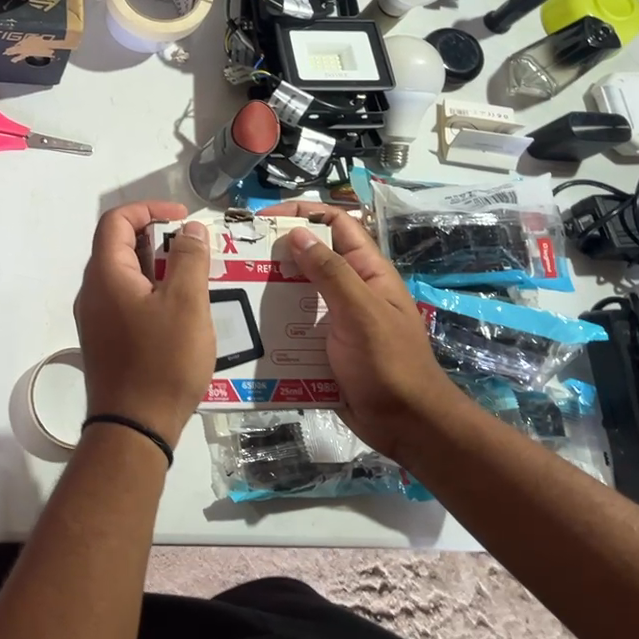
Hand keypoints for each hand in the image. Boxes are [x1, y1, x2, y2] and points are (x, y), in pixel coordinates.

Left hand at [72, 201, 214, 447]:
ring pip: (123, 275)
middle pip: (118, 246)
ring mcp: (94, 317)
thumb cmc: (162, 360)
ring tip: (193, 279)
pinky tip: (179, 311)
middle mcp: (92, 291)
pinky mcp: (104, 340)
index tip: (183, 219)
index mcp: (105, 274)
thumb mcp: (186, 303)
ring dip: (155, 267)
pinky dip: (150, 292)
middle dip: (156, 237)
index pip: (116, 221)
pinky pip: (124, 300)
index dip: (149, 210)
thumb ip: (188, 259)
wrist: (133, 426)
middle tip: (194, 249)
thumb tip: (189, 229)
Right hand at [258, 202, 466, 461]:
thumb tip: (297, 233)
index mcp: (367, 272)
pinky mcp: (320, 345)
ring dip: (268, 288)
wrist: (406, 425)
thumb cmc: (390, 363)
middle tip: (235, 255)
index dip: (302, 213)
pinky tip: (245, 325)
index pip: (336, 224)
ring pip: (295, 291)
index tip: (262, 219)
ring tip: (233, 287)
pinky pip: (291, 324)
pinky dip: (270, 321)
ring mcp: (334, 318)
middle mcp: (349, 289)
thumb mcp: (360, 313)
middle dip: (275, 251)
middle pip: (309, 256)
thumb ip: (330, 272)